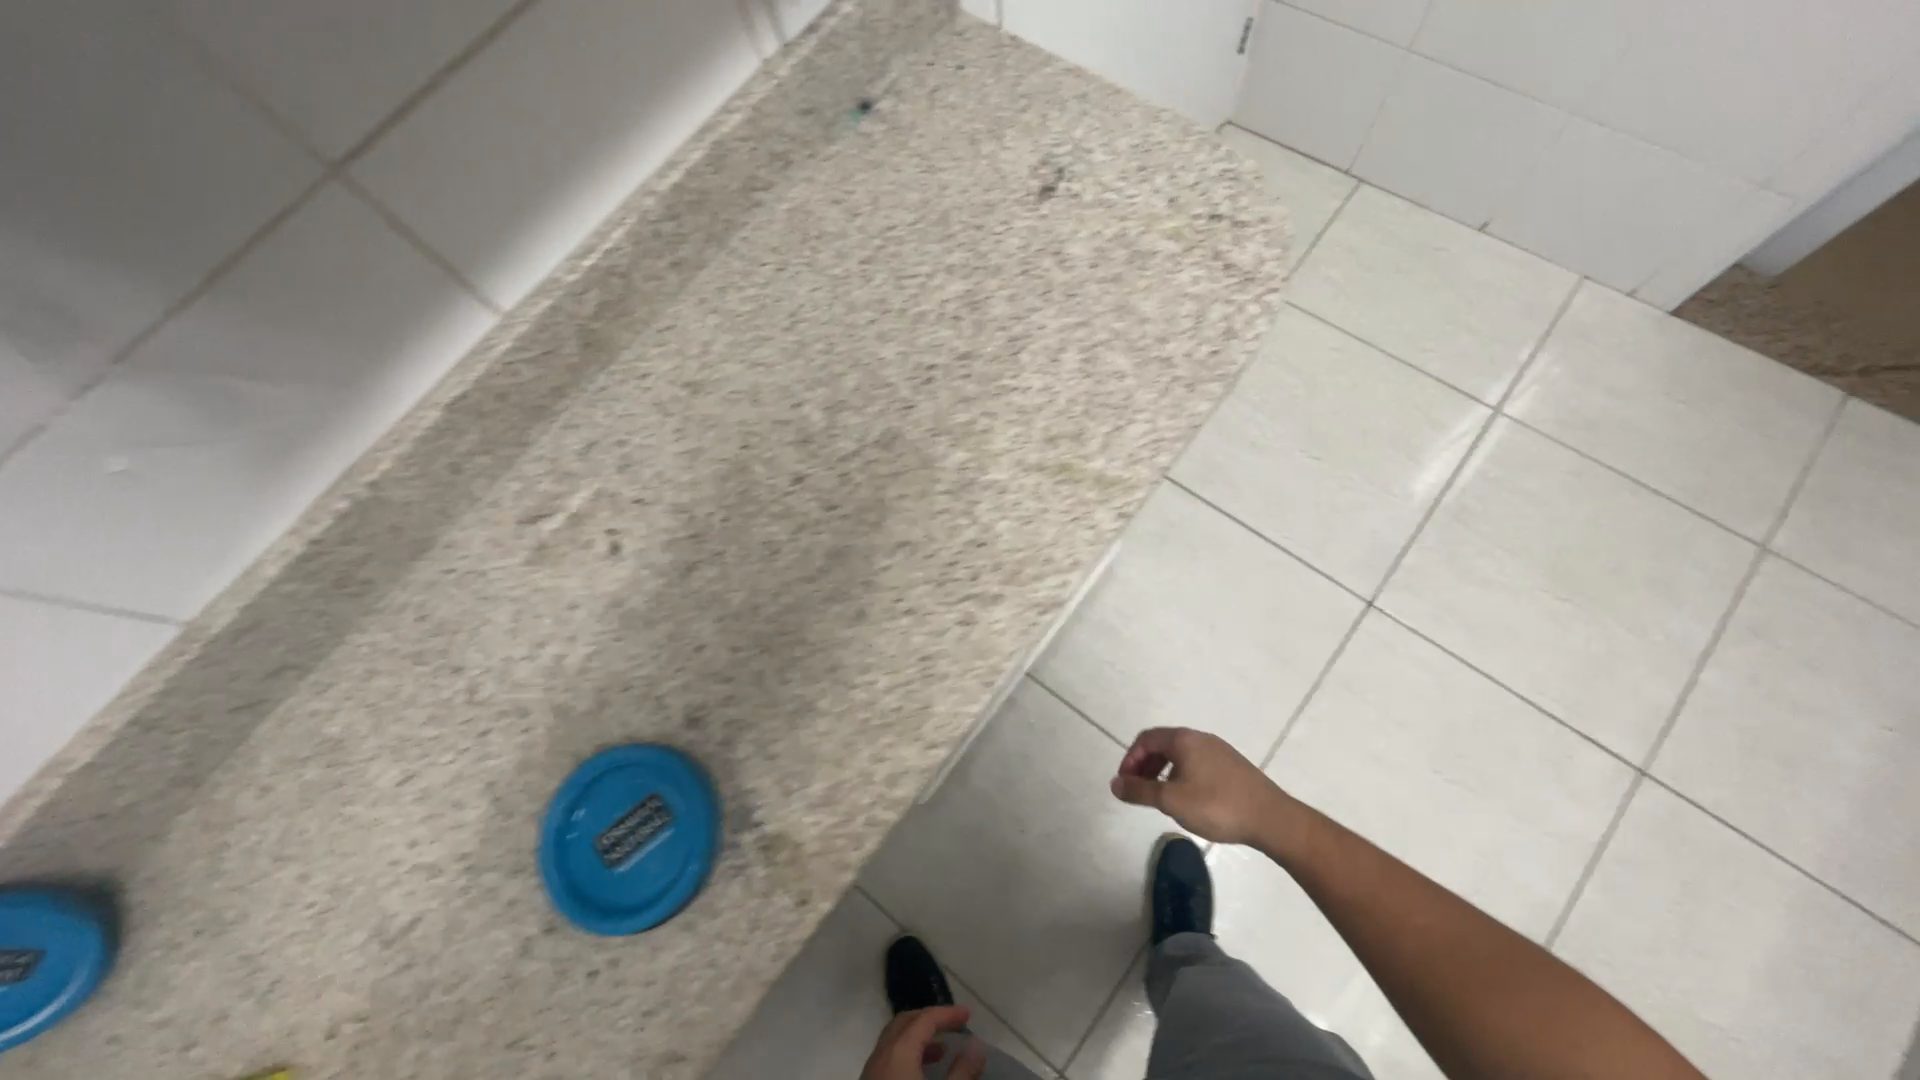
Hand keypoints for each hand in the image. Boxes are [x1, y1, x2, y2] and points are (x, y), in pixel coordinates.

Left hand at [860, 1006, 985, 1079]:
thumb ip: (962, 1072)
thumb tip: (978, 1047)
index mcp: (898, 1053)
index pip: (924, 1019)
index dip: (947, 1014)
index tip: (969, 1015)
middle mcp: (880, 1056)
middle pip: (904, 1023)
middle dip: (929, 1019)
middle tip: (953, 1024)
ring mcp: (870, 1073)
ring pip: (893, 1040)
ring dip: (918, 1037)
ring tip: (943, 1049)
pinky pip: (888, 1058)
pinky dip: (907, 1053)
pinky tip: (923, 1072)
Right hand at [1111, 727, 1296, 846]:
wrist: (1271, 819)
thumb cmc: (1216, 806)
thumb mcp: (1171, 801)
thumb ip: (1140, 791)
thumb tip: (1114, 784)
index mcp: (1184, 740)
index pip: (1146, 739)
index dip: (1130, 759)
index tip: (1125, 784)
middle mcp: (1201, 738)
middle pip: (1163, 744)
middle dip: (1145, 765)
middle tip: (1138, 790)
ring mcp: (1220, 751)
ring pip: (1182, 755)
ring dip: (1163, 772)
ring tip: (1161, 798)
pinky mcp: (1233, 766)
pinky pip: (1198, 764)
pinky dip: (1182, 775)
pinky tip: (1189, 799)